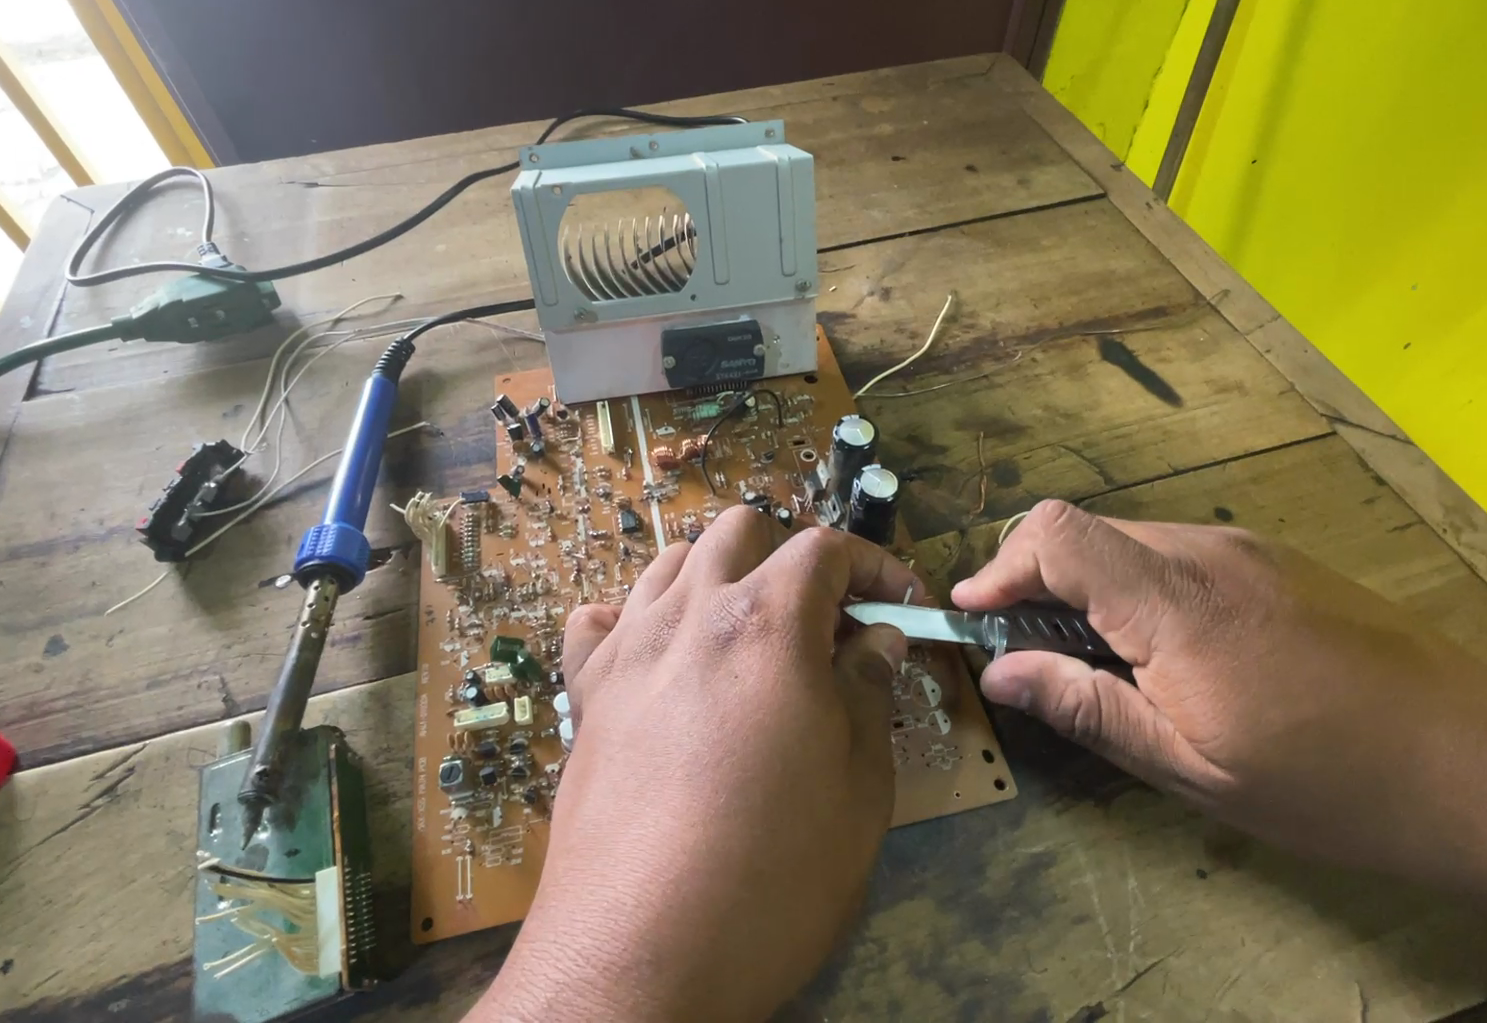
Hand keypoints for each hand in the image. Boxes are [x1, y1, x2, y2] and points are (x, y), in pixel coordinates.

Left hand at [469, 507, 922, 1022]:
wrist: (635, 955)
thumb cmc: (770, 872)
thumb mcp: (857, 784)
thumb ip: (867, 689)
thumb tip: (877, 638)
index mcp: (763, 621)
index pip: (824, 549)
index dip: (874, 565)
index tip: (900, 605)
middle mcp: (688, 613)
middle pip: (740, 531)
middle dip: (792, 558)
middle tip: (824, 625)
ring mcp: (627, 648)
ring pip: (672, 562)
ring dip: (720, 578)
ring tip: (748, 639)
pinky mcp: (586, 693)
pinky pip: (602, 620)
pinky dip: (636, 618)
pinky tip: (660, 660)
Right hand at [951, 500, 1486, 898]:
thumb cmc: (1333, 786)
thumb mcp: (1191, 768)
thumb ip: (1084, 709)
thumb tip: (997, 674)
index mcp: (1178, 604)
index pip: (1057, 536)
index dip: (1000, 566)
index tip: (975, 615)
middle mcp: (1207, 553)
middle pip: (1083, 532)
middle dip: (1033, 580)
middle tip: (1029, 650)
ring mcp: (1246, 549)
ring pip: (1125, 542)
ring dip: (1085, 586)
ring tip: (1097, 658)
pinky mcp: (1273, 560)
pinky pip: (1172, 554)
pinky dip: (1132, 587)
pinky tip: (1161, 648)